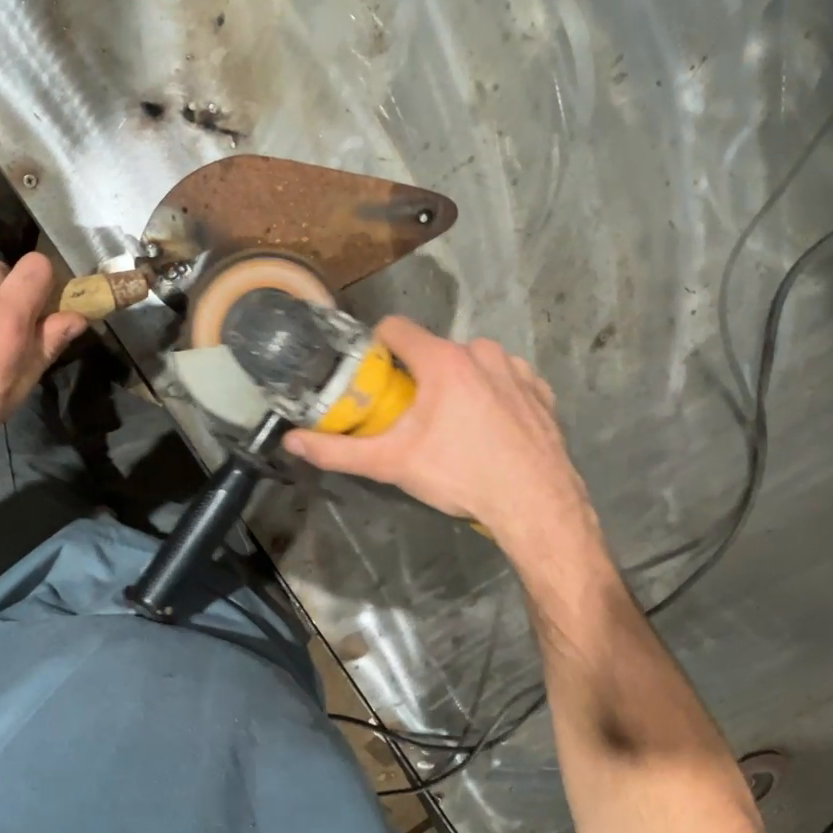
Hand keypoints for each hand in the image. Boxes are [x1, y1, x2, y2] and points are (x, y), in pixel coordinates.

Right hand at [283, 317, 614, 599]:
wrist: (535, 504)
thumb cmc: (460, 476)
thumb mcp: (391, 464)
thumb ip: (338, 450)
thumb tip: (292, 441)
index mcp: (443, 360)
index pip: (396, 328)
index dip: (376, 349)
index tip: (372, 379)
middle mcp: (482, 353)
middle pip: (433, 352)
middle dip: (418, 377)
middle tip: (410, 418)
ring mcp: (517, 370)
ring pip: (471, 364)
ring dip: (456, 386)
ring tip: (452, 430)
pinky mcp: (540, 392)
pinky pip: (504, 381)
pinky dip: (491, 398)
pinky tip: (488, 433)